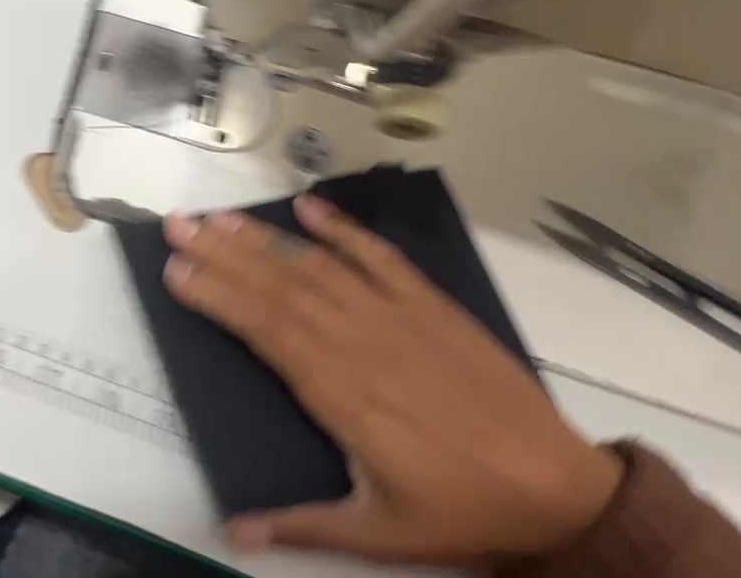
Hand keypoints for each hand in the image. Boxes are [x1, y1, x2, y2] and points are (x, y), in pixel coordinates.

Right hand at [163, 195, 623, 565]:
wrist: (563, 493)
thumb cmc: (462, 510)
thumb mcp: (380, 533)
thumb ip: (300, 524)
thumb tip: (230, 533)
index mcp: (342, 393)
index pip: (264, 330)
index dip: (218, 296)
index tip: (176, 271)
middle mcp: (361, 342)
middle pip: (279, 287)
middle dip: (223, 254)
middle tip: (178, 226)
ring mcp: (398, 317)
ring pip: (318, 268)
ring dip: (265, 239)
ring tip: (220, 218)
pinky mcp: (432, 306)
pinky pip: (380, 258)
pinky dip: (343, 230)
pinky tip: (308, 207)